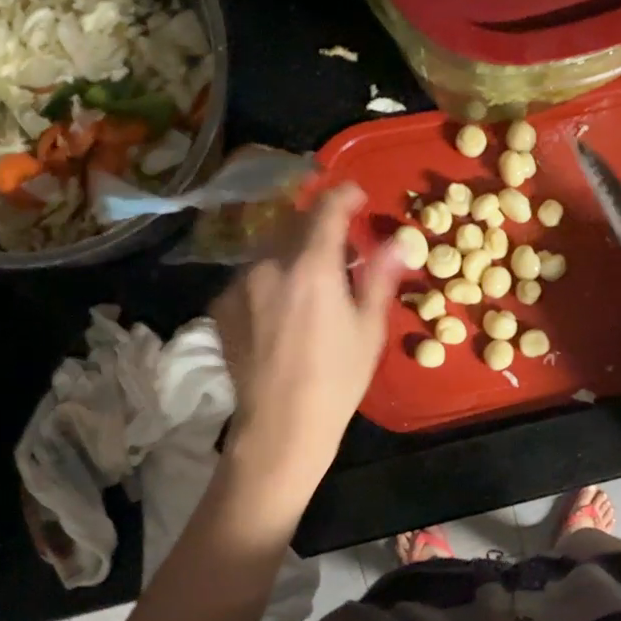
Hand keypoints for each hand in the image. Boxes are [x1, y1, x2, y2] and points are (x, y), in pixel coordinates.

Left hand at [210, 182, 400, 497]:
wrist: (282, 425)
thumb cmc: (337, 380)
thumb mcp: (369, 330)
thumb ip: (379, 277)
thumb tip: (399, 242)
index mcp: (311, 265)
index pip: (326, 208)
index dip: (344, 195)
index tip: (357, 196)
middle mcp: (268, 264)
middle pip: (292, 222)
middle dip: (317, 225)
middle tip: (338, 248)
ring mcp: (238, 283)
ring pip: (267, 248)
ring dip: (290, 251)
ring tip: (308, 281)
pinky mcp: (221, 305)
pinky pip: (248, 276)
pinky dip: (268, 278)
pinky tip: (281, 308)